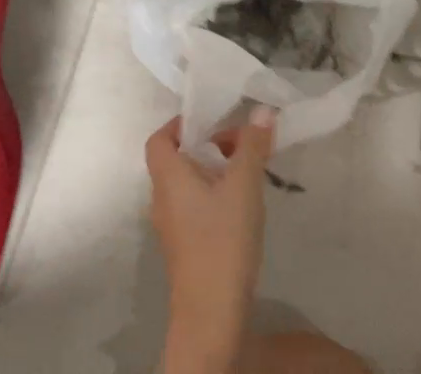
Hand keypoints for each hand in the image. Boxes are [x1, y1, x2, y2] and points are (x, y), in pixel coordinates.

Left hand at [146, 107, 275, 372]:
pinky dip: (214, 194)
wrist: (212, 310)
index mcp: (168, 177)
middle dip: (209, 145)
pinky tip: (243, 204)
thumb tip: (261, 110)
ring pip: (188, 184)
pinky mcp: (185, 245)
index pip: (159, 139)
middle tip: (243, 144)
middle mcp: (162, 197)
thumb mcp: (243, 185)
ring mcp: (171, 224)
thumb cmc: (223, 237)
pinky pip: (195, 205)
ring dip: (215, 170)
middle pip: (177, 159)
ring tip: (248, 171)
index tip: (212, 120)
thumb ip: (252, 145)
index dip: (180, 124)